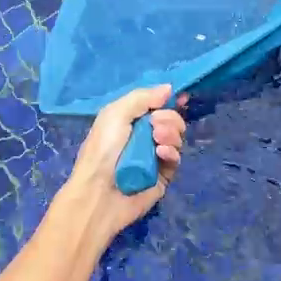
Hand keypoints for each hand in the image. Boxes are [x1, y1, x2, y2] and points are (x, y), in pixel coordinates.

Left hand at [53, 85, 187, 242]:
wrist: (100, 192)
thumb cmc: (103, 150)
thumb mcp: (115, 114)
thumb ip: (142, 98)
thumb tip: (168, 88)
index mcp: (128, 121)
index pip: (155, 106)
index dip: (168, 101)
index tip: (181, 96)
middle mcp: (142, 137)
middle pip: (170, 120)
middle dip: (168, 118)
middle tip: (156, 126)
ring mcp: (153, 157)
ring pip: (176, 138)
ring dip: (170, 133)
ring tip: (157, 140)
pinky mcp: (163, 176)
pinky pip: (175, 159)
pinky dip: (171, 153)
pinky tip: (161, 154)